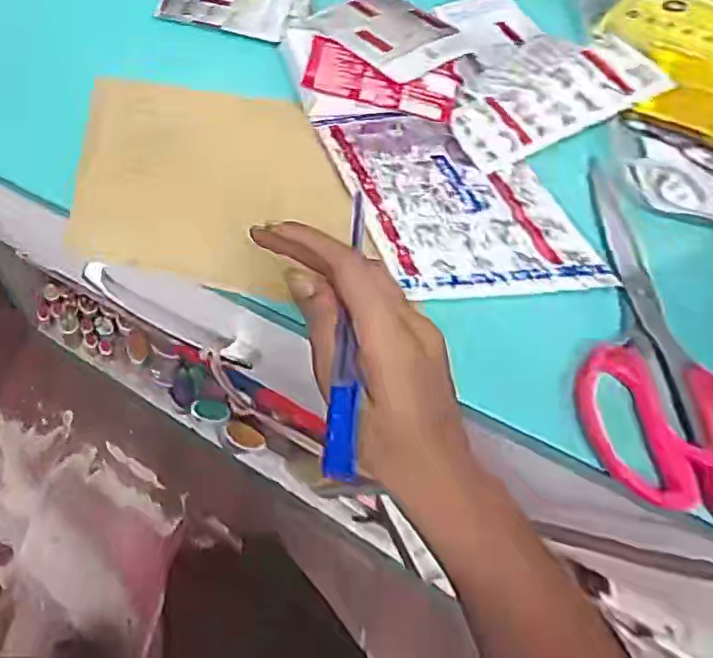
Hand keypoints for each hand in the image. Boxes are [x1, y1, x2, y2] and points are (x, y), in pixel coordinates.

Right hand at [250, 221, 473, 496]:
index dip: (308, 242)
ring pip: (370, 277)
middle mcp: (413, 322)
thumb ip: (323, 328)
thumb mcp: (339, 388)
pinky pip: (377, 296)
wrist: (444, 481)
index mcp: (392, 335)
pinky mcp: (419, 339)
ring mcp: (421, 329)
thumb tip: (302, 278)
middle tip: (269, 240)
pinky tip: (322, 293)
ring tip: (287, 259)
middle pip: (360, 265)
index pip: (350, 268)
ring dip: (328, 262)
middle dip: (312, 246)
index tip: (270, 232)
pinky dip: (345, 283)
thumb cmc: (385, 446)